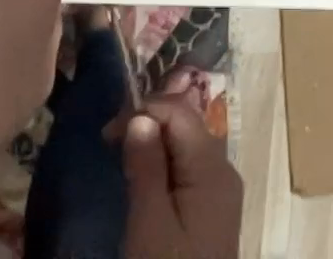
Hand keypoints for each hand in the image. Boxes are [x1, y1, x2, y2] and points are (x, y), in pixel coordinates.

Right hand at [123, 88, 244, 258]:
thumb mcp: (150, 222)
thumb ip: (146, 166)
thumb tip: (141, 117)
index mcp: (213, 168)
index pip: (179, 111)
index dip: (143, 110)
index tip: (108, 134)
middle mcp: (224, 169)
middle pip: (186, 122)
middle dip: (148, 122)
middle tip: (111, 144)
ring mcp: (222, 188)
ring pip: (187, 142)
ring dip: (154, 142)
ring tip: (123, 159)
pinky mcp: (214, 206)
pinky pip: (189, 165)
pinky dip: (165, 162)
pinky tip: (144, 178)